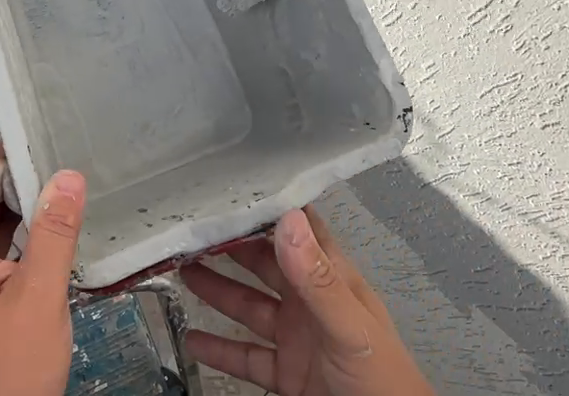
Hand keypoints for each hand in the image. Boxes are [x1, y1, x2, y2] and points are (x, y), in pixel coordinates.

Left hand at [0, 157, 86, 395]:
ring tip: (70, 217)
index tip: (57, 180)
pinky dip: (23, 247)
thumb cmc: (9, 371)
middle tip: (72, 196)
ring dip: (28, 221)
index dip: (16, 170)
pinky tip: (55, 250)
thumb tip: (68, 174)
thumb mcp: (38, 296)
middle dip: (26, 193)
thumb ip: (53, 231)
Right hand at [182, 207, 433, 395]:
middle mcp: (311, 303)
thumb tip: (288, 220)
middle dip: (231, 246)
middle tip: (196, 230)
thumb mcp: (347, 324)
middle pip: (265, 263)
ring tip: (184, 272)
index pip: (299, 229)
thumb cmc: (384, 380)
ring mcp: (297, 339)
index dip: (269, 208)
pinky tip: (195, 340)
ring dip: (218, 290)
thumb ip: (317, 277)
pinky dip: (219, 349)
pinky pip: (245, 356)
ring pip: (248, 306)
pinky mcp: (286, 374)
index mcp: (332, 279)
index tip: (233, 190)